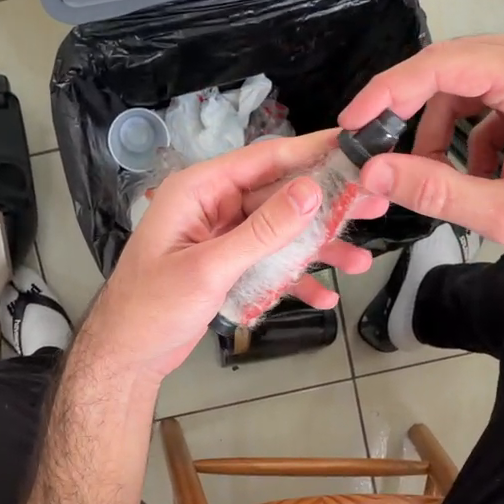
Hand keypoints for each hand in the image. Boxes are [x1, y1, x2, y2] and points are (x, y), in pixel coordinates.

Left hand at [76, 130, 385, 381]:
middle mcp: (214, 207)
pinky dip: (294, 279)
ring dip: (317, 248)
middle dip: (327, 205)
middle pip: (280, 196)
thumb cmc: (153, 306)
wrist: (127, 356)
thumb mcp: (210, 268)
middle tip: (375, 202)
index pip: (264, 159)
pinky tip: (325, 295)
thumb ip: (262, 231)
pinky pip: (268, 265)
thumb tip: (311, 191)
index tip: (355, 147)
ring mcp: (223, 239)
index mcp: (199, 191)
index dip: (311, 152)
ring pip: (280, 234)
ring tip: (360, 260)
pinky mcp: (228, 268)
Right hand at [339, 31, 503, 283]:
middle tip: (385, 158)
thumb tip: (374, 173)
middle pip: (452, 69)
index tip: (353, 122)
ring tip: (449, 178)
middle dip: (413, 115)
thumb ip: (434, 190)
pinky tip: (487, 171)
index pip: (442, 65)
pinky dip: (473, 132)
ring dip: (445, 129)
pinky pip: (491, 94)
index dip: (388, 92)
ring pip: (468, 83)